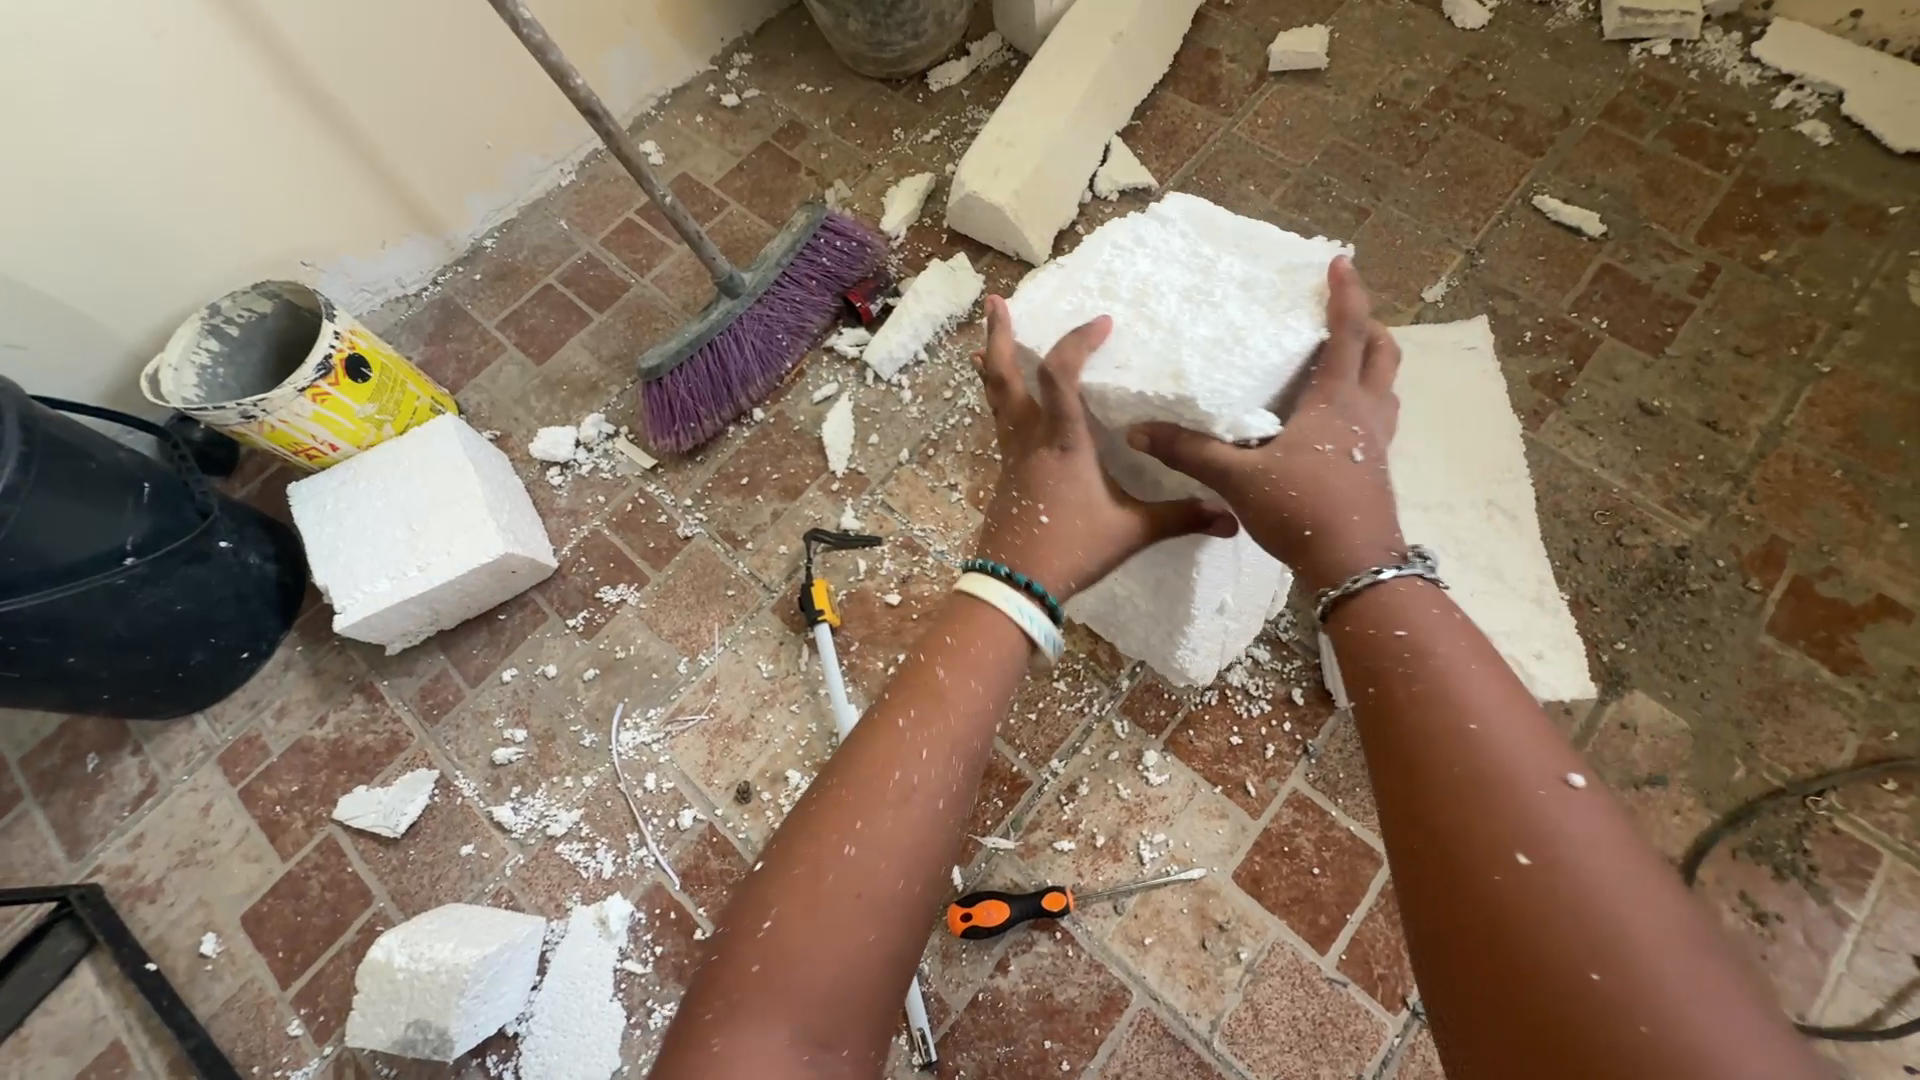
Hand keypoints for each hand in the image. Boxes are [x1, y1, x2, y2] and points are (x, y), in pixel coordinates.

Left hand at [971, 295, 1237, 602]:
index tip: (1102, 321)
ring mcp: (1012, 456)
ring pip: (995, 400)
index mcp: (1063, 442)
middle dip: (1000, 336)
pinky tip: (1010, 406)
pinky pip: (1000, 424)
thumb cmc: (1071, 551)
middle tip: (996, 301)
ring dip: (992, 365)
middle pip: (1004, 377)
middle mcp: (1030, 439)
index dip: (1078, 341)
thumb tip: (1232, 519)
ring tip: (984, 341)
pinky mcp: (1005, 474)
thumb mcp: (1130, 532)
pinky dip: (1002, 402)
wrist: (1013, 586)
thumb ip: (1179, 518)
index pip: (1061, 375)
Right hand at [1126, 256, 1404, 595]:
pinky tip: (1331, 423)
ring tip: (1340, 363)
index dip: (1347, 294)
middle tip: (1340, 318)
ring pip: (1386, 387)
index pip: (1349, 332)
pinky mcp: (1374, 469)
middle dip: (1369, 327)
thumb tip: (1139, 430)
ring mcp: (1376, 443)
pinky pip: (1376, 419)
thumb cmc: (1303, 510)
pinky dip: (1362, 402)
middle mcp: (1365, 413)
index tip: (1340, 261)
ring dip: (1371, 364)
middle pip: (1383, 353)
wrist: (1354, 566)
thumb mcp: (1237, 479)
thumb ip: (1190, 452)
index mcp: (1336, 401)